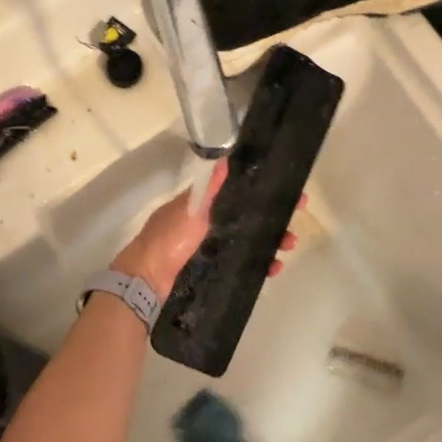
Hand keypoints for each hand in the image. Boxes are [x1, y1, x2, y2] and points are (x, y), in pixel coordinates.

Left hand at [109, 159, 299, 296]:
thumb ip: (207, 190)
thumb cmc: (166, 241)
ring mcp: (210, 251)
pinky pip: (241, 266)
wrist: (146, 282)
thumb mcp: (188, 211)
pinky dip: (258, 267)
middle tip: (295, 228)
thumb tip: (224, 160)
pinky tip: (273, 269)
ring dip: (270, 244)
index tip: (291, 196)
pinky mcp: (212, 272)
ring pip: (248, 244)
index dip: (263, 194)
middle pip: (247, 221)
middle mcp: (206, 227)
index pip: (237, 195)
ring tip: (288, 247)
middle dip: (273, 223)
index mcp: (200, 207)